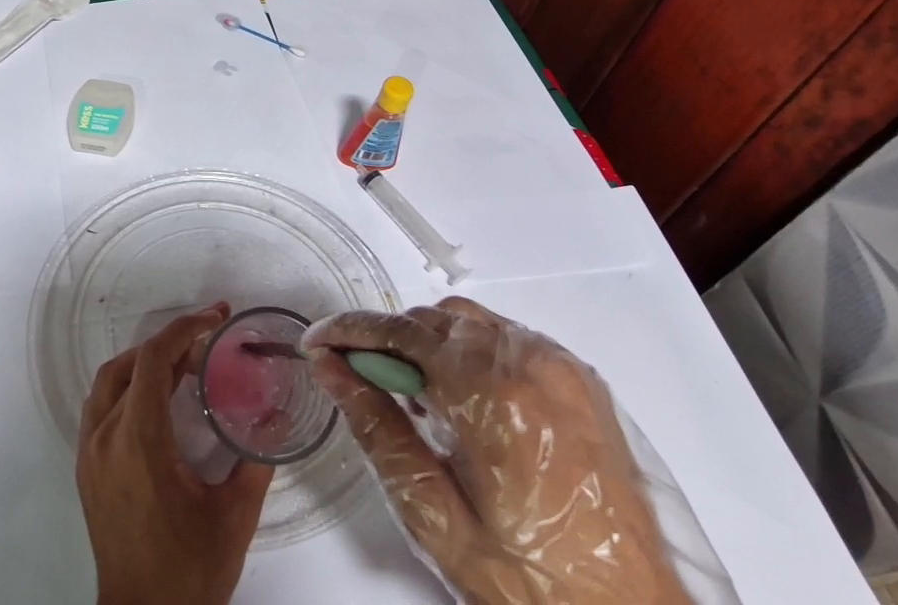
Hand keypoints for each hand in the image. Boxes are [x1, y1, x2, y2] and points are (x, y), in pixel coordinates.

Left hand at [77, 303, 274, 604]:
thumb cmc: (188, 569)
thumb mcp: (234, 516)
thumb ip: (255, 462)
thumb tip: (275, 420)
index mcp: (137, 442)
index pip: (151, 360)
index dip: (183, 329)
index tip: (214, 317)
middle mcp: (104, 439)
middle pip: (127, 364)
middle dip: (167, 342)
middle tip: (207, 340)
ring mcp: (88, 454)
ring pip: (108, 383)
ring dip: (143, 363)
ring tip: (185, 364)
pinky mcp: (86, 470)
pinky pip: (100, 408)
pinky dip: (128, 388)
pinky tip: (158, 400)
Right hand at [305, 297, 690, 604]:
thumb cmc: (528, 580)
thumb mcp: (434, 514)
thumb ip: (378, 430)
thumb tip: (330, 368)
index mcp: (493, 396)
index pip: (403, 332)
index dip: (350, 330)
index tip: (316, 343)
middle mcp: (532, 363)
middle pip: (435, 319)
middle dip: (386, 337)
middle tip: (357, 378)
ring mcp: (563, 367)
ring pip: (471, 321)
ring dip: (427, 341)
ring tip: (409, 394)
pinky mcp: (581, 380)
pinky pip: (508, 338)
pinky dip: (470, 350)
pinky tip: (460, 399)